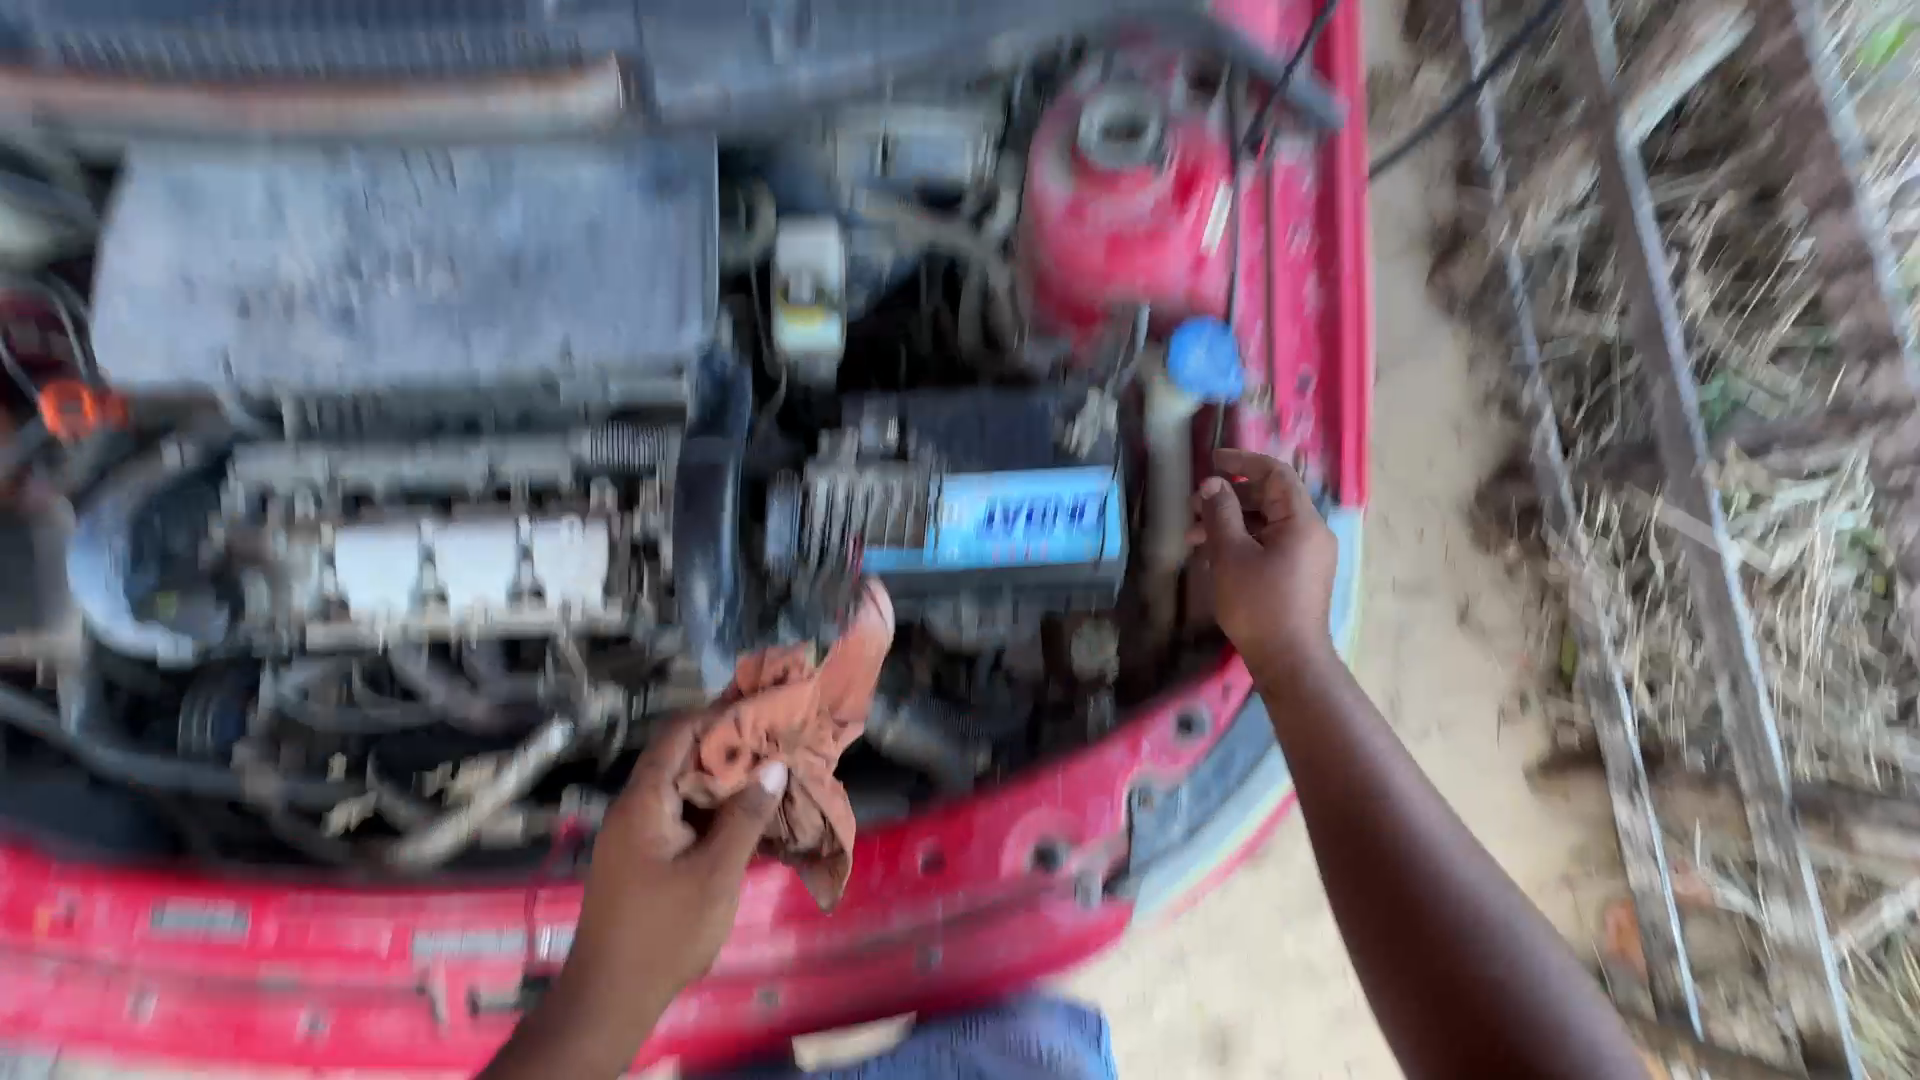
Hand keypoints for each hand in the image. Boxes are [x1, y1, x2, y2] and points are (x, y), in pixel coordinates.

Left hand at [527, 717, 786, 1070]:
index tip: (763, 710)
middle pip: (680, 757)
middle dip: (728, 747)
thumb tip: (775, 764)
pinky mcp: (642, 856)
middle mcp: (634, 808)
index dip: (719, 715)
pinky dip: (711, 807)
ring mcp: (635, 833)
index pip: (678, 733)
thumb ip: (746, 816)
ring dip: (723, 779)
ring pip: (682, 787)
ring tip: (770, 772)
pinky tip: (745, 814)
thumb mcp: (716, 874)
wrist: (608, 1001)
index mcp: (644, 802)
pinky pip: (680, 814)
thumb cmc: (664, 932)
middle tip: (776, 741)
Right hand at [1189, 449, 1339, 673]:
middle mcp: (1311, 532)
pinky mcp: (1298, 574)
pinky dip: (1242, 540)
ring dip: (1230, 521)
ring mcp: (1307, 555)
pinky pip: (1270, 543)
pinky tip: (1213, 554)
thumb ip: (1220, 513)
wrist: (1289, 659)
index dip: (1243, 461)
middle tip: (1193, 504)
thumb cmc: (1258, 604)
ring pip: (1266, 523)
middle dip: (1229, 496)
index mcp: (1302, 521)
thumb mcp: (1230, 554)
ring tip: (1193, 535)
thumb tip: (1212, 485)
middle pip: (1270, 497)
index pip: (1276, 474)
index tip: (1212, 460)